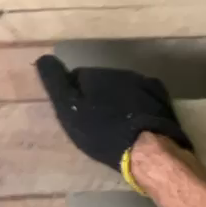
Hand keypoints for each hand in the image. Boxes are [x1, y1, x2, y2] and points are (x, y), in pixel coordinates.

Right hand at [35, 56, 192, 173]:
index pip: (77, 77)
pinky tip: (135, 126)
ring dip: (117, 102)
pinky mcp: (162, 99)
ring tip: (115, 126)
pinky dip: (137, 108)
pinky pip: (143, 99)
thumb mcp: (68, 109)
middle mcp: (120, 72)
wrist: (146, 148)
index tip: (76, 114)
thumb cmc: (102, 131)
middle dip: (97, 98)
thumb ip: (55, 83)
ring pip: (123, 89)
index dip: (74, 96)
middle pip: (101, 82)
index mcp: (95, 74)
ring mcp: (144, 83)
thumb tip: (43, 58)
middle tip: (95, 123)